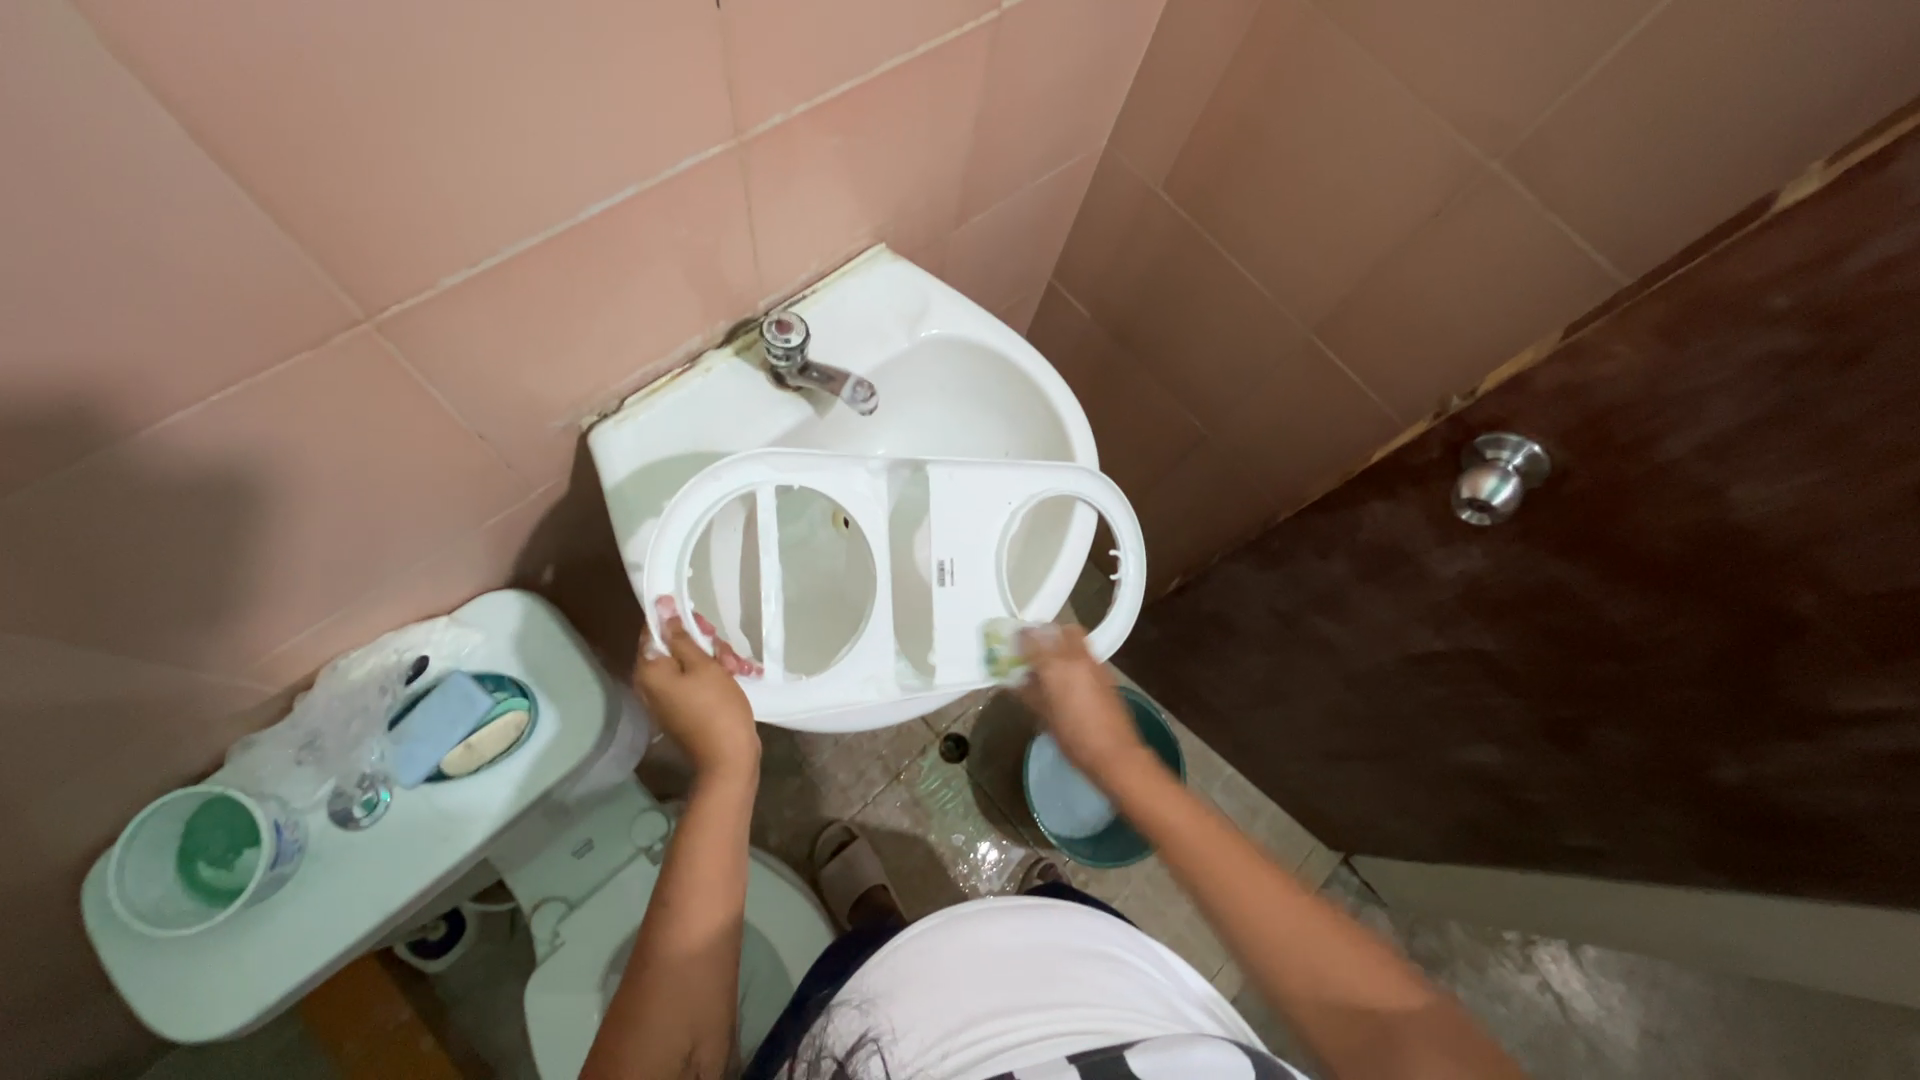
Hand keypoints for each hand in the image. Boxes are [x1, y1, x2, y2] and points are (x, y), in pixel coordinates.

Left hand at [634, 597, 760, 782]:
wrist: (728, 757)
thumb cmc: (717, 707)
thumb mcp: (703, 665)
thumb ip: (681, 635)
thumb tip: (660, 607)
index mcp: (650, 670)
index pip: (654, 629)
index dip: (679, 619)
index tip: (705, 623)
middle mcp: (652, 682)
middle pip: (675, 645)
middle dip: (705, 643)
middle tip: (724, 650)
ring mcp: (669, 697)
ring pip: (691, 662)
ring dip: (718, 659)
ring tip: (741, 668)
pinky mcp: (685, 707)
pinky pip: (697, 680)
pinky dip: (718, 675)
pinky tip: (744, 674)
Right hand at [1017, 624, 1145, 782]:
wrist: (1115, 752)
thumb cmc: (1074, 738)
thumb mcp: (1044, 716)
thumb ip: (1028, 692)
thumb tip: (1016, 680)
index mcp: (1055, 666)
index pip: (1032, 638)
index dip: (1019, 638)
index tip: (1012, 644)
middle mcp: (1075, 657)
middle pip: (1059, 629)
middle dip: (1045, 634)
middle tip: (1034, 649)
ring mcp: (1094, 663)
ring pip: (1076, 638)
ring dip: (1061, 642)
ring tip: (1050, 662)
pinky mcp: (1107, 673)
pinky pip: (1086, 653)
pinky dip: (1074, 655)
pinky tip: (1068, 676)